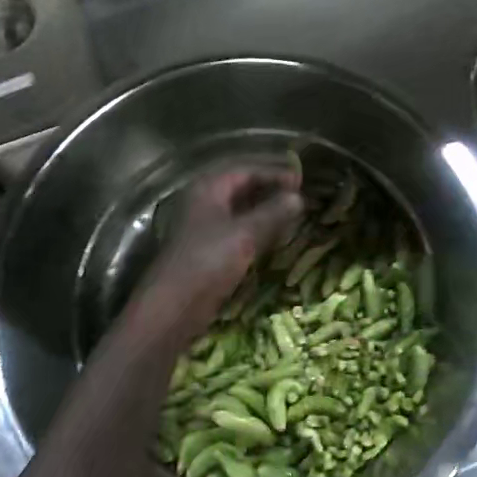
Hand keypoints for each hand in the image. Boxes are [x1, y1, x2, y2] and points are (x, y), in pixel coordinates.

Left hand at [124, 163, 302, 346]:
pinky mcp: (206, 248)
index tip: (302, 182)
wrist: (174, 306)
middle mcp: (203, 201)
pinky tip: (274, 238)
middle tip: (300, 197)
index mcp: (208, 188)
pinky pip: (235, 230)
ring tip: (292, 216)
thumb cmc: (207, 261)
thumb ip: (273, 212)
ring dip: (265, 211)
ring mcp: (203, 225)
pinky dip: (256, 229)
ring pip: (239, 210)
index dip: (274, 173)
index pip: (246, 170)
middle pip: (241, 187)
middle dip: (270, 190)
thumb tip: (298, 197)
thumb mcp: (245, 234)